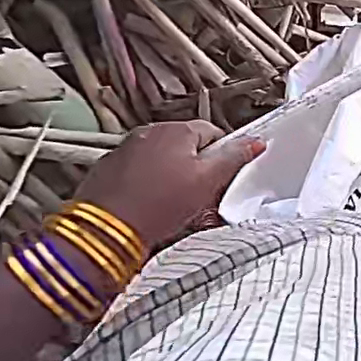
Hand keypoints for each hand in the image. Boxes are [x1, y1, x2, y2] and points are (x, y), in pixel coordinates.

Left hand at [73, 121, 263, 248]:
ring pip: (163, 160)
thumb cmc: (155, 205)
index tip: (224, 175)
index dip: (224, 156)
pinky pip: (140, 174)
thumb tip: (254, 142)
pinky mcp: (110, 170)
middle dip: (198, 169)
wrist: (106, 231)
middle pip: (187, 147)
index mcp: (176, 130)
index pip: (214, 133)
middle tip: (202, 194)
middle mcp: (149, 133)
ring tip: (176, 205)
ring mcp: (127, 150)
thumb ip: (234, 158)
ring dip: (173, 177)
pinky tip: (152, 207)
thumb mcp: (207, 181)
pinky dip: (149, 186)